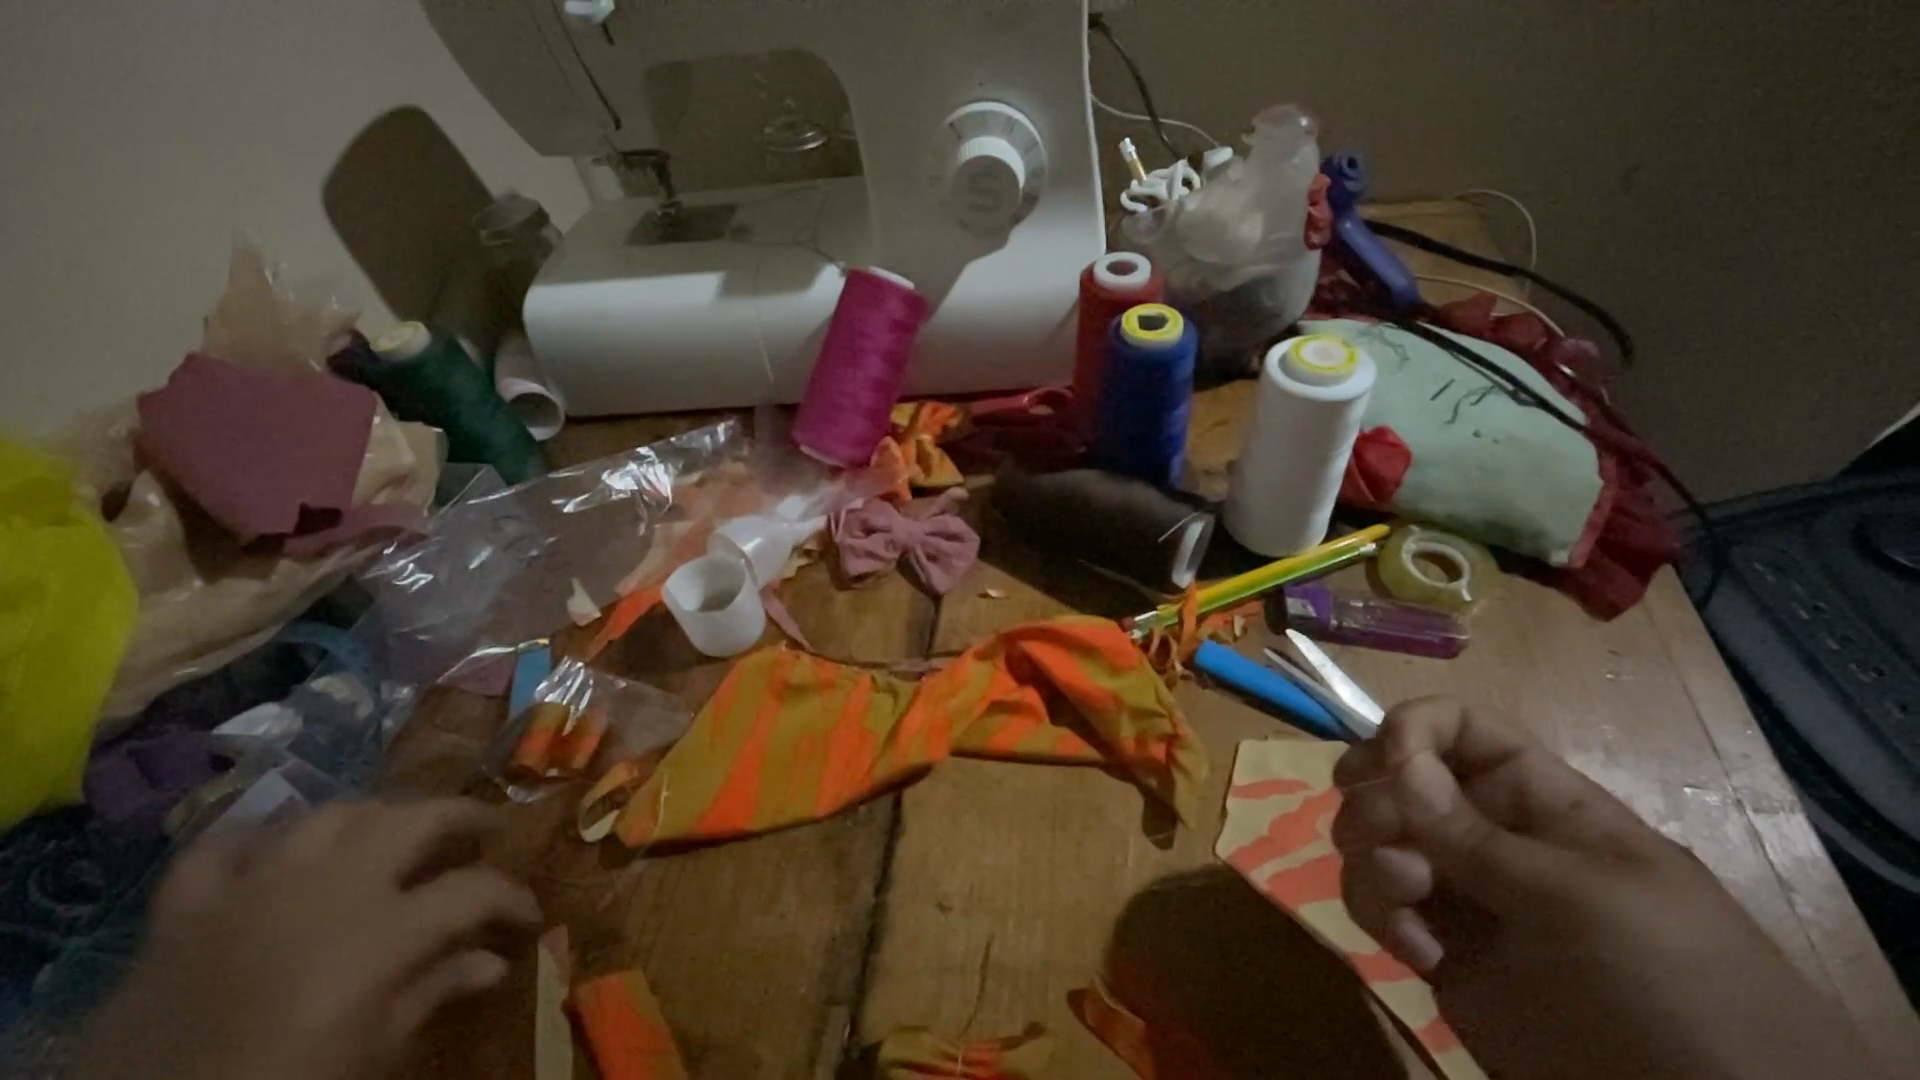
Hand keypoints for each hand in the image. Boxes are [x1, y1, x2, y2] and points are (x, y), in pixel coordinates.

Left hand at [69, 799, 540, 1079]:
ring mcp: (254, 885)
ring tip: (393, 831)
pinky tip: (278, 846)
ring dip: (372, 817)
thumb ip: (433, 993)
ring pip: (331, 814)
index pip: (476, 889)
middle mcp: (330, 884)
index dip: (513, 898)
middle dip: (463, 816)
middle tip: (485, 830)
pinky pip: (222, 846)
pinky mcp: (186, 906)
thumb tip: (494, 962)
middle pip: (414, 819)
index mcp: (383, 929)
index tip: (528, 916)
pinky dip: (255, 838)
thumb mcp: (372, 1056)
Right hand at [1333, 697, 1882, 1079]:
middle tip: (1386, 836)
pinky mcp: (1435, 947)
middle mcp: (1486, 834)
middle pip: (1396, 778)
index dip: (1413, 729)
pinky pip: (1375, 903)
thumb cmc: (1670, 980)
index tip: (1389, 766)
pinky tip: (1420, 955)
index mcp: (1537, 800)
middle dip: (1375, 798)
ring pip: (1373, 839)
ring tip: (1408, 903)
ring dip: (1371, 860)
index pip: (1458, 729)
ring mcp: (1459, 892)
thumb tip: (1396, 762)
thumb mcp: (1581, 898)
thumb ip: (1475, 835)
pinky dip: (1378, 916)